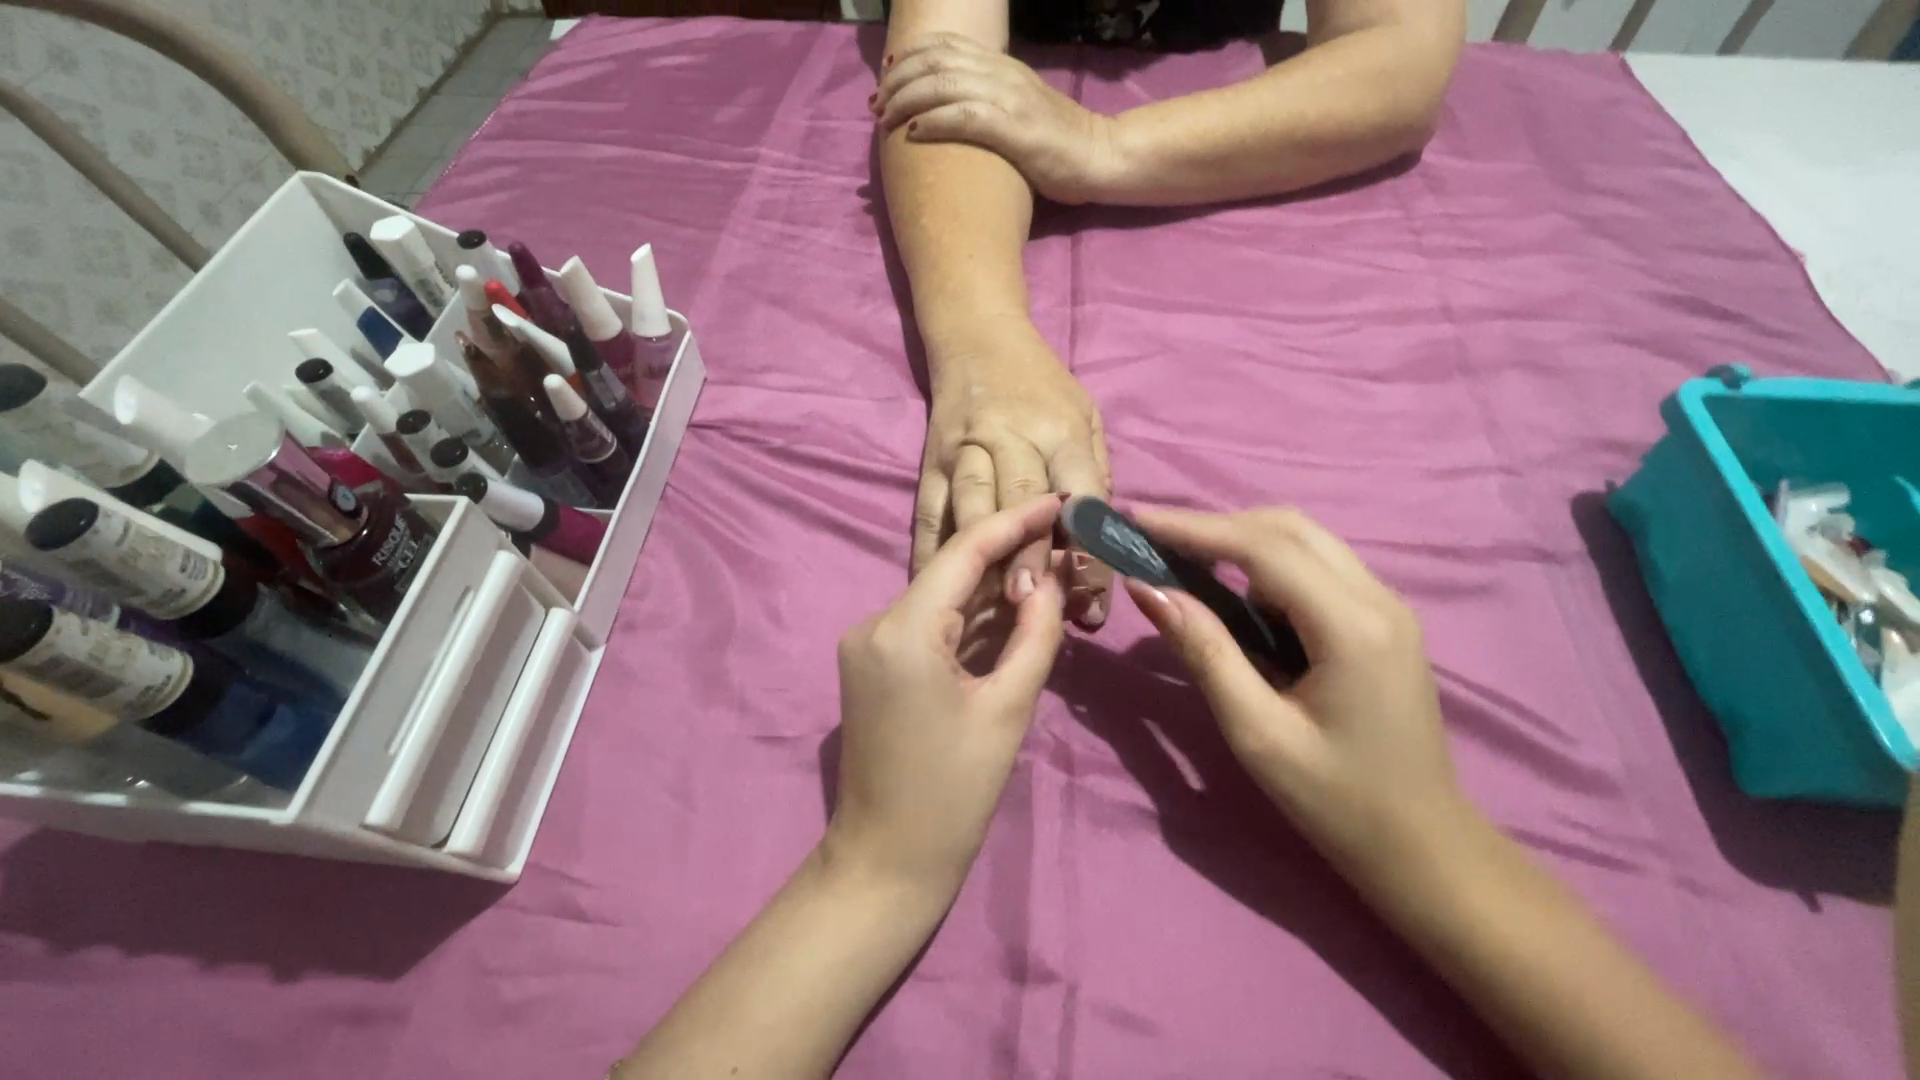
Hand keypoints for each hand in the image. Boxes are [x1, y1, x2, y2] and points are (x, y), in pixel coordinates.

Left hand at [828, 497, 1066, 896]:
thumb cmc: (953, 791)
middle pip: (951, 572)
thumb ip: (1035, 632)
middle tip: (1068, 538)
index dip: (1016, 521)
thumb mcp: (1007, 707)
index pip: (965, 552)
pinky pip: (929, 626)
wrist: (886, 858)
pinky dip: (970, 618)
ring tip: (1052, 566)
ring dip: (992, 587)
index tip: (1060, 501)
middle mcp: (874, 623)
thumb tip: (1051, 578)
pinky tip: (1013, 606)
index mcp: (902, 629)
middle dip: (1010, 555)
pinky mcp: (873, 664)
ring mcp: (867, 643)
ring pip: (941, 598)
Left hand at [873, 34, 1120, 204]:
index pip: (948, 47)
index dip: (911, 57)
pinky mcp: (1015, 130)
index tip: (886, 75)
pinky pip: (964, 117)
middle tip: (875, 104)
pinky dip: (933, 121)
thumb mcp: (1021, 110)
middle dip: (898, 80)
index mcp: (1003, 67)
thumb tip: (955, 110)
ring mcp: (1010, 101)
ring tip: (883, 118)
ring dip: (906, 99)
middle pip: (938, 62)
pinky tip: (912, 132)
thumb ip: (992, 102)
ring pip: (944, 85)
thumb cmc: (1059, 144)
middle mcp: (1003, 75)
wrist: (1100, 157)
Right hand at [915, 324, 1112, 629]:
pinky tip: (934, 589)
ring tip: (991, 606)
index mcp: (1061, 429)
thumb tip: (1101, 540)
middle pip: (1021, 500)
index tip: (1092, 598)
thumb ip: (1095, 471)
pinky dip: (929, 552)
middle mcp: (1011, 438)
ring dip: (982, 557)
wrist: (977, 338)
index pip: (1081, 491)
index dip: (1088, 546)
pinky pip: (929, 511)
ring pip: (972, 506)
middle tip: (1035, 606)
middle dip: (1029, 555)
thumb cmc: (1042, 385)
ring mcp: (965, 450)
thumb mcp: (1085, 414)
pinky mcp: (930, 462)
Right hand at [1124, 506, 1469, 888]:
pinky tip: (1234, 595)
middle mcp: (1377, 598)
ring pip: (1305, 542)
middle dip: (1215, 526)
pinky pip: (1317, 569)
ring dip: (1241, 543)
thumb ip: (1204, 651)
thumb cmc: (1335, 800)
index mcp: (1351, 625)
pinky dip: (1267, 567)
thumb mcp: (1257, 732)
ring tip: (1183, 564)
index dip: (1193, 527)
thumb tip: (1147, 589)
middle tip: (1154, 542)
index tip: (1135, 519)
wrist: (1423, 847)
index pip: (1262, 546)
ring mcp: (1387, 606)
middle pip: (1287, 528)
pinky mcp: (1383, 621)